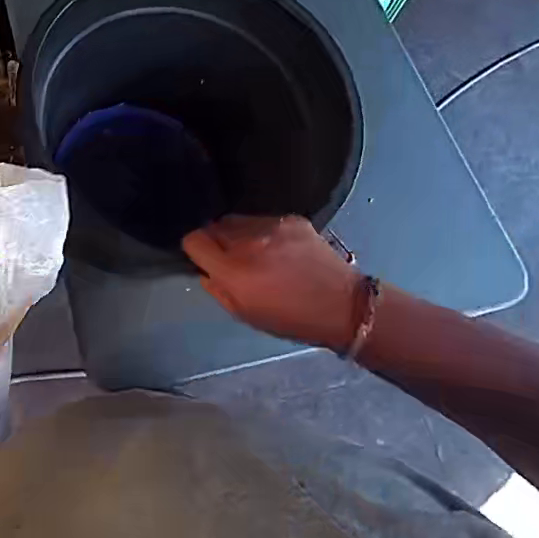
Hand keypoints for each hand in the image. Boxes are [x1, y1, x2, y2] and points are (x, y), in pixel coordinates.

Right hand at [182, 215, 359, 349]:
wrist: (345, 306)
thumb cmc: (291, 318)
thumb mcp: (243, 314)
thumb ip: (216, 288)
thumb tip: (205, 270)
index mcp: (233, 270)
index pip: (193, 240)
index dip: (196, 250)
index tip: (205, 260)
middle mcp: (248, 242)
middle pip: (212, 226)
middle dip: (216, 241)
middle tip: (232, 259)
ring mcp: (271, 226)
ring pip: (236, 220)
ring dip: (238, 234)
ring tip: (256, 252)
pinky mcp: (290, 219)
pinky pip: (261, 219)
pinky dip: (262, 231)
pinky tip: (279, 248)